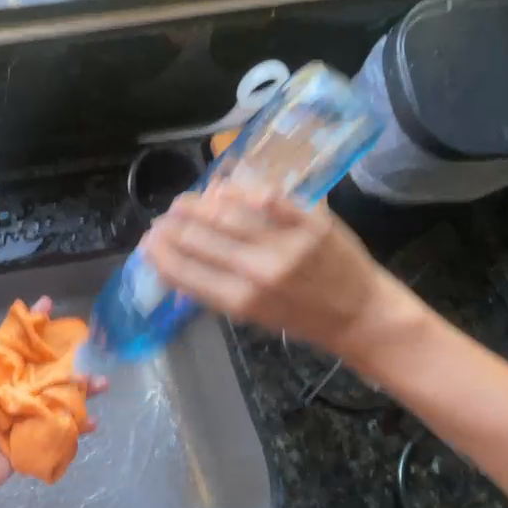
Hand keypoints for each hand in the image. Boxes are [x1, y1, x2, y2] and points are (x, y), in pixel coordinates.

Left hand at [0, 296, 105, 500]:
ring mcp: (27, 412)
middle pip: (44, 366)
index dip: (30, 325)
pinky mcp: (36, 434)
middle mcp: (13, 389)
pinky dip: (78, 423)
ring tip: (101, 382)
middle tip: (90, 342)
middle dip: (67, 354)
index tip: (47, 305)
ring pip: (58, 393)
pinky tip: (93, 420)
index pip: (14, 344)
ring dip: (81, 387)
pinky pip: (60, 424)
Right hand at [141, 181, 416, 361]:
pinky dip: (241, 191)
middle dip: (172, 227)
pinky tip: (221, 188)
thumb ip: (215, 289)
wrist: (360, 314)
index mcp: (242, 301)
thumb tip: (176, 263)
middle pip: (200, 239)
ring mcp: (287, 243)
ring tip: (181, 203)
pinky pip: (270, 199)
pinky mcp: (312, 222)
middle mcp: (260, 271)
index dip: (160, 254)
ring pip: (228, 214)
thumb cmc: (300, 318)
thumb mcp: (252, 317)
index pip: (185, 271)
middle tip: (159, 221)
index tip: (146, 243)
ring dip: (197, 205)